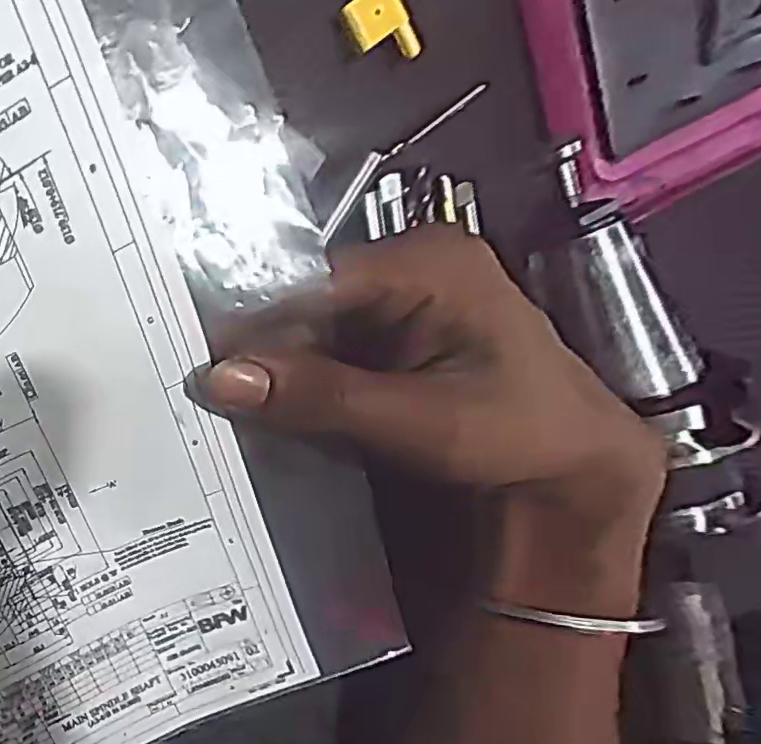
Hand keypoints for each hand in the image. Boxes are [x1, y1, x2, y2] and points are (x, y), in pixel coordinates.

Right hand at [188, 228, 664, 614]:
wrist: (563, 465)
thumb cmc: (516, 433)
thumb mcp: (417, 420)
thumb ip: (319, 397)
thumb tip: (221, 378)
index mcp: (426, 262)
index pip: (309, 284)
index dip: (250, 327)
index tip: (197, 372)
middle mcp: (401, 268)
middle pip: (300, 305)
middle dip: (254, 354)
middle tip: (201, 396)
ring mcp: (387, 304)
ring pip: (300, 333)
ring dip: (265, 373)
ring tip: (218, 406)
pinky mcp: (375, 340)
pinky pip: (313, 356)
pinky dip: (286, 386)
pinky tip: (259, 410)